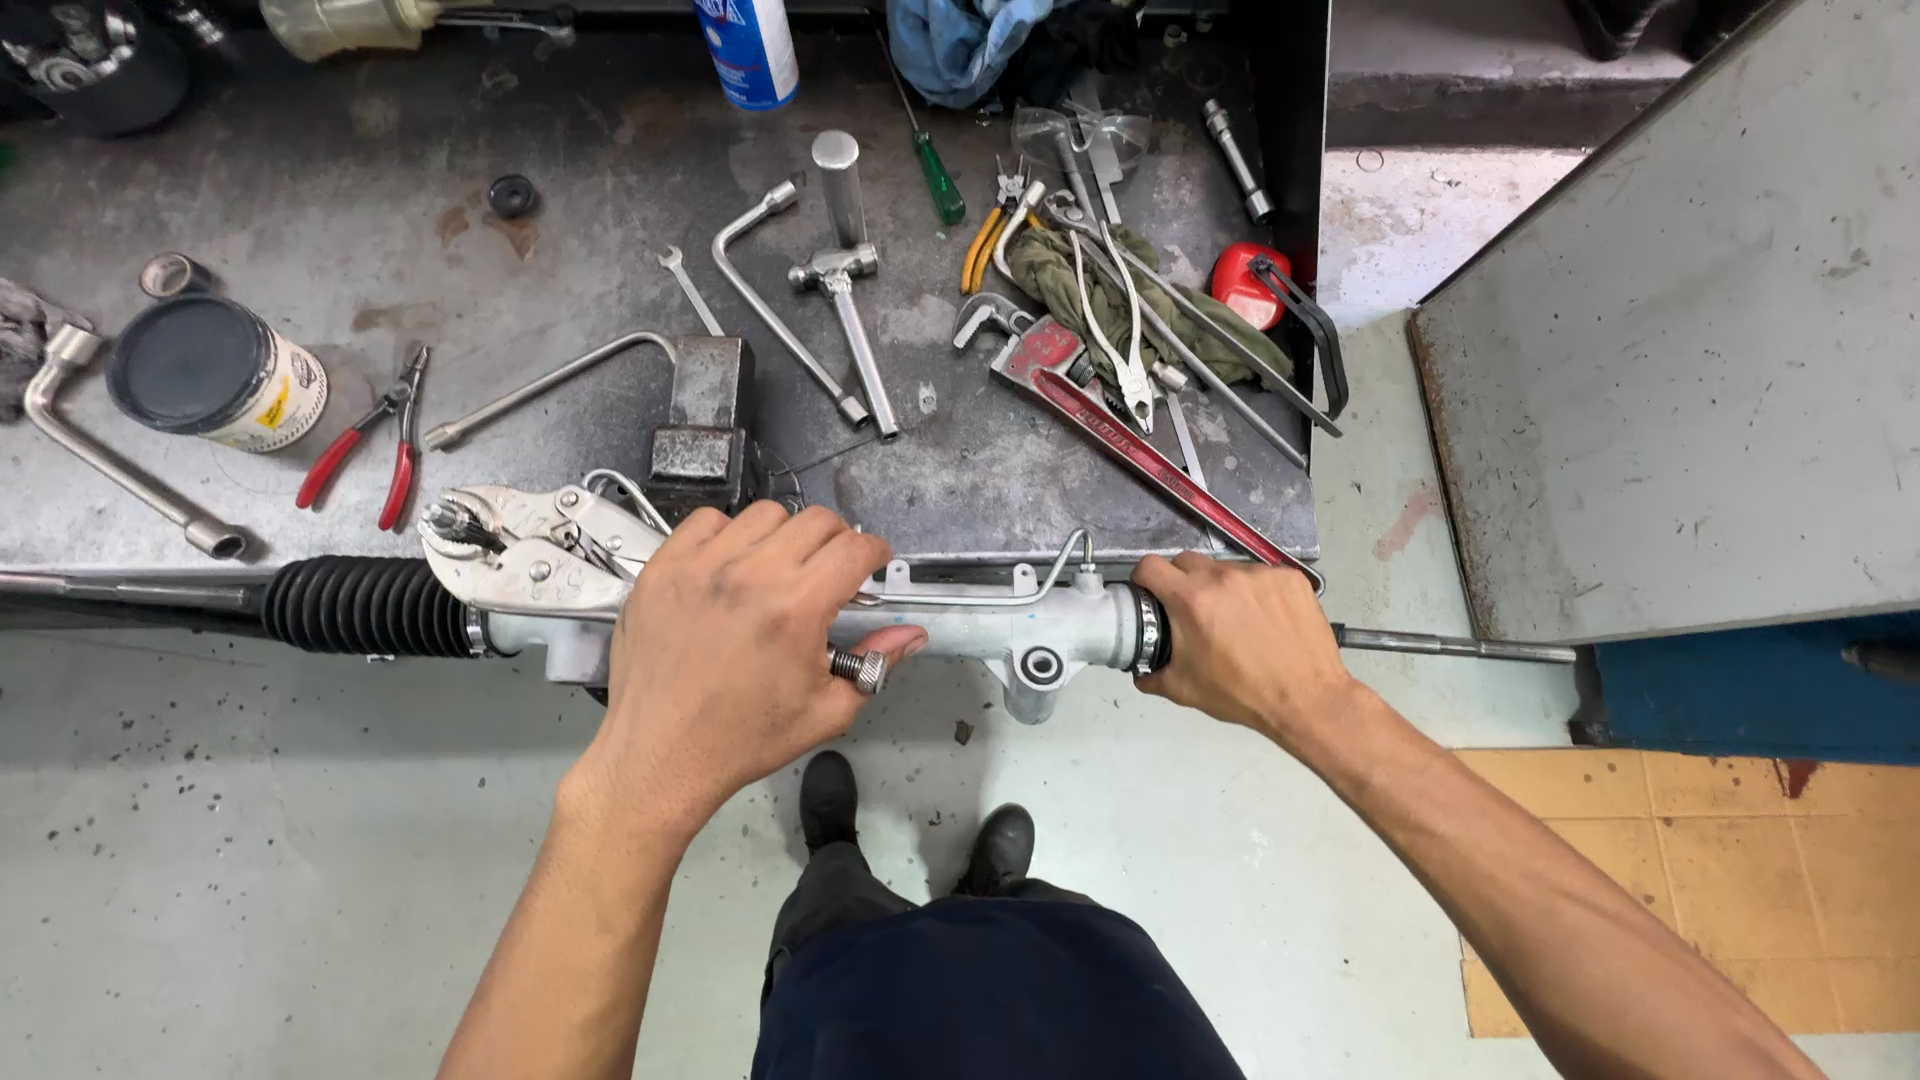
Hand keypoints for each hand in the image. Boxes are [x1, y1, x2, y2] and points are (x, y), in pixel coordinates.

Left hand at [566, 503, 927, 839]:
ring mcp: (702, 565)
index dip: (877, 552)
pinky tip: (730, 567)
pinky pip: (707, 521)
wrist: (660, 755)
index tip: (874, 563)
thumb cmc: (747, 737)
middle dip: (838, 541)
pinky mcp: (664, 568)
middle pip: (817, 521)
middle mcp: (752, 573)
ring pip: (765, 514)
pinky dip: (729, 535)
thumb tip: (913, 633)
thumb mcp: (828, 709)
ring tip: (779, 569)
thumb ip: (877, 662)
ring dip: (785, 536)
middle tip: (832, 571)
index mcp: (797, 607)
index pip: (856, 548)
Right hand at [1132, 552, 1364, 749]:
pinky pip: (1260, 575)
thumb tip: (1140, 671)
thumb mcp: (1183, 690)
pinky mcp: (1290, 577)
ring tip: (1235, 618)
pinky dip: (1255, 591)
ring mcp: (1260, 574)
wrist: (1307, 699)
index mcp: (1191, 600)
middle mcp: (1223, 577)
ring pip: (1225, 568)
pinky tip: (1265, 618)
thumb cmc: (1240, 694)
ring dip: (1221, 586)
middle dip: (1180, 580)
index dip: (1143, 578)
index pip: (1150, 566)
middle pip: (1185, 561)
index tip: (1149, 591)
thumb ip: (1151, 675)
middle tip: (1191, 609)